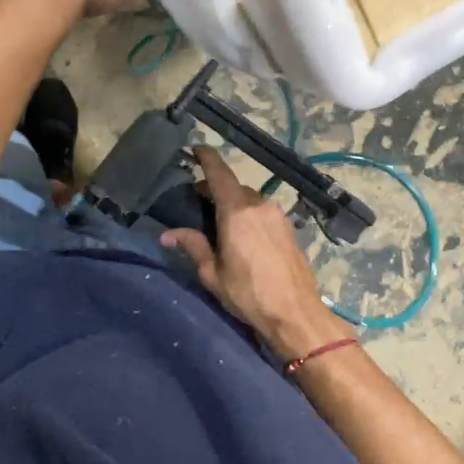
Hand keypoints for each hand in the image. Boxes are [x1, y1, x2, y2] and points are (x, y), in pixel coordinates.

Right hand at [161, 146, 354, 357]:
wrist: (296, 314)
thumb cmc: (248, 294)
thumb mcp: (212, 273)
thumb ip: (192, 246)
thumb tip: (167, 234)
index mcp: (237, 212)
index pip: (219, 174)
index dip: (206, 158)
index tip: (194, 149)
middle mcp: (259, 206)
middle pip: (233, 188)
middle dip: (214, 189)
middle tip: (196, 203)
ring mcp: (278, 216)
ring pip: (249, 199)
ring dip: (232, 204)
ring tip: (218, 223)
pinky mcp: (288, 228)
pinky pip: (262, 212)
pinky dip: (248, 214)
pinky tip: (241, 235)